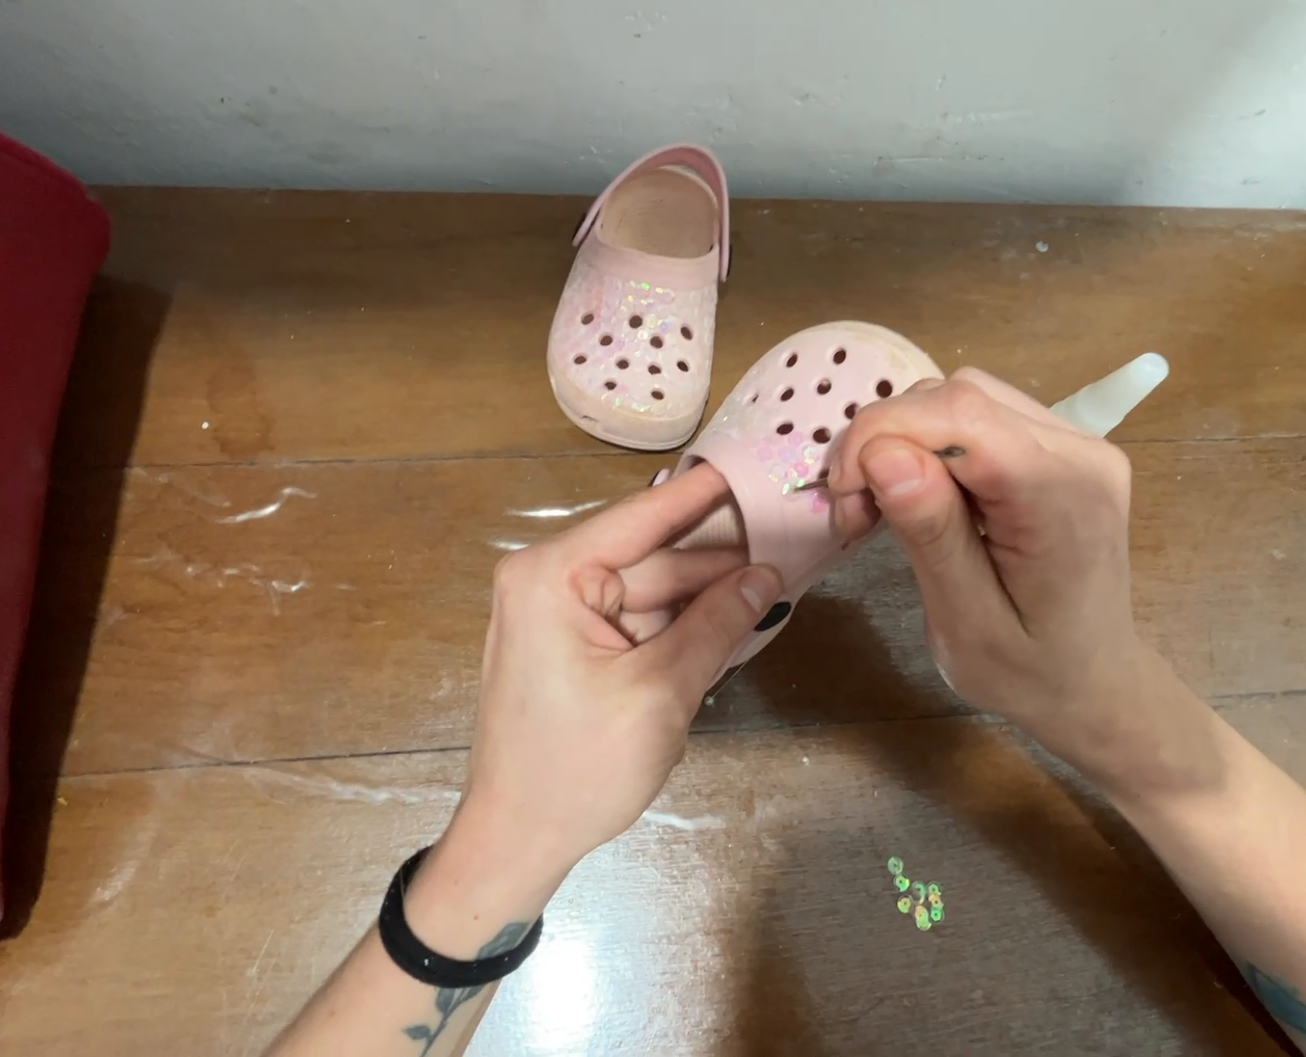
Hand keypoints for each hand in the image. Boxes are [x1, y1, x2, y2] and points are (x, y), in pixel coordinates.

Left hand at [432, 465, 781, 899]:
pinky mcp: (575, 642)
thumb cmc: (579, 768)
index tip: (750, 465)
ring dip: (705, 596)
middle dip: (717, 561)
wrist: (518, 840)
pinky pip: (639, 618)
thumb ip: (715, 624)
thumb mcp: (660, 692)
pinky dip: (682, 624)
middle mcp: (550, 579)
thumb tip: (768, 575)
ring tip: (774, 582)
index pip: (641, 517)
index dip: (701, 494)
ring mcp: (560, 611)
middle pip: (652, 557)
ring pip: (651, 590)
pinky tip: (733, 619)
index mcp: (552, 575)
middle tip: (788, 541)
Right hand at [826, 368, 1210, 794]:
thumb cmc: (1029, 672)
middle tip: (855, 512)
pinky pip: (973, 417)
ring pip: (959, 398)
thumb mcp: (966, 622)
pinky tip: (915, 492)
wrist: (1092, 683)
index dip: (883, 436)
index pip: (960, 416)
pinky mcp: (1053, 447)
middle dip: (883, 441)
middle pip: (956, 398)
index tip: (844, 499)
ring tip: (881, 507)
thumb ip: (931, 534)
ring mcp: (1071, 442)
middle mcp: (1078, 450)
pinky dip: (925, 444)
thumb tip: (881, 455)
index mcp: (1064, 495)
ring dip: (900, 441)